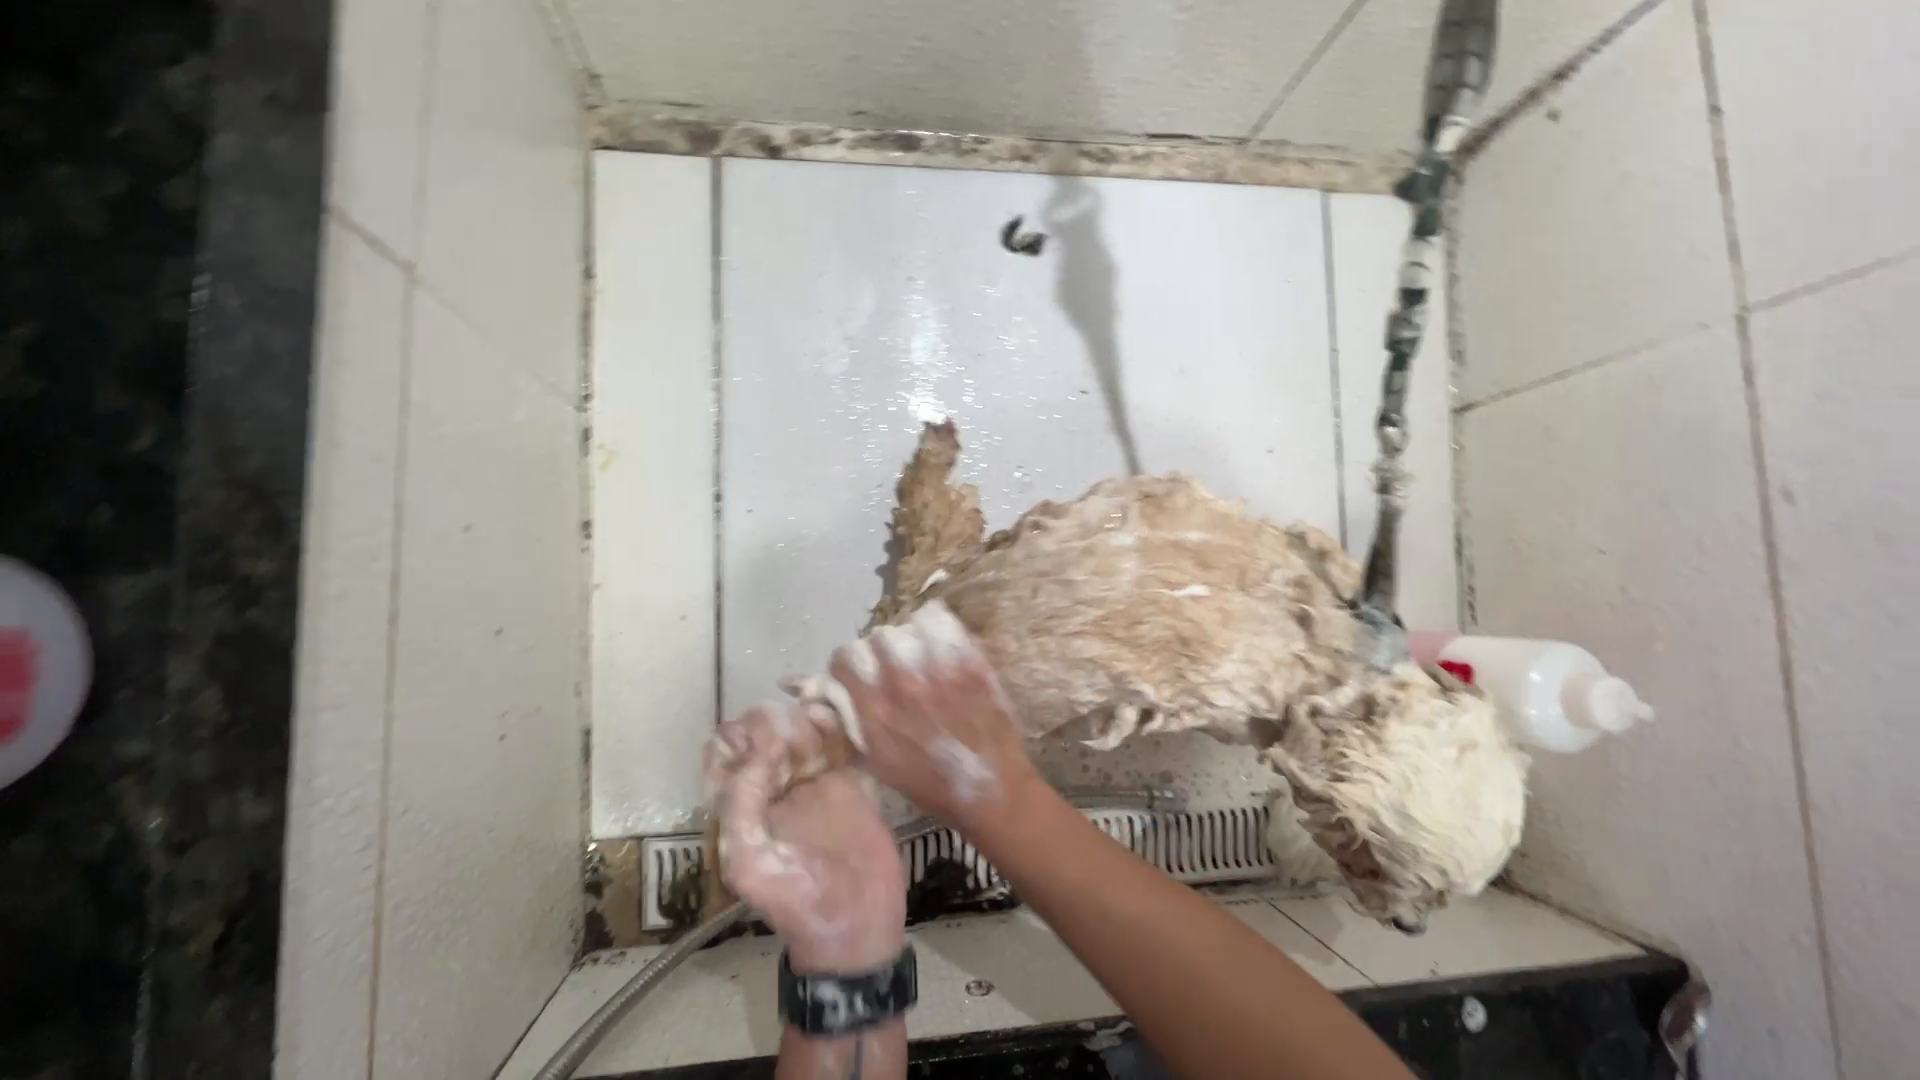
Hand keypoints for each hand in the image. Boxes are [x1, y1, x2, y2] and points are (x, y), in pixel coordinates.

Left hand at [704, 704, 905, 972]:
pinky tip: (836, 722)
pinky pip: (842, 744)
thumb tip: (759, 749)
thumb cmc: (795, 903)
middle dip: (771, 723)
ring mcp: (815, 783)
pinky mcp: (852, 784)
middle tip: (788, 735)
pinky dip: (838, 725)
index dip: (734, 739)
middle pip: (765, 735)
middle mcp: (776, 788)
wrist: (856, 928)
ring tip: (812, 726)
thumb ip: (741, 806)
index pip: (725, 755)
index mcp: (743, 807)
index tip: (757, 740)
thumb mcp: (750, 864)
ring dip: (804, 718)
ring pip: (803, 732)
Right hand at [828, 602, 1040, 834]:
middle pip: (877, 638)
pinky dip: (938, 629)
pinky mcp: (969, 662)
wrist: (991, 789)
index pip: (845, 658)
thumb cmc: (931, 784)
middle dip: (881, 650)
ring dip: (910, 639)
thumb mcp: (878, 762)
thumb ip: (849, 725)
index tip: (860, 671)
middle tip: (893, 665)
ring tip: (920, 654)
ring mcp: (937, 669)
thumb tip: (823, 701)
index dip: (849, 664)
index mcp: (874, 710)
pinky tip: (942, 645)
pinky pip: (942, 623)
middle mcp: (900, 684)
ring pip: (908, 627)